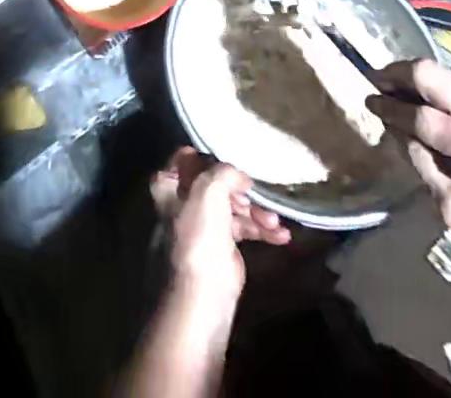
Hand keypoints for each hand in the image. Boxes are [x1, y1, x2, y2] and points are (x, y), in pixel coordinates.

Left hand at [150, 148, 290, 301]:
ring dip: (257, 212)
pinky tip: (281, 236)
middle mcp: (183, 201)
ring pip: (233, 205)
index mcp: (169, 185)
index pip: (187, 158)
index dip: (210, 157)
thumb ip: (225, 171)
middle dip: (242, 190)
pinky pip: (244, 227)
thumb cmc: (199, 234)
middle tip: (258, 198)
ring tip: (274, 223)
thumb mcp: (209, 190)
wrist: (204, 293)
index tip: (232, 160)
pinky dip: (261, 230)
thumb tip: (240, 176)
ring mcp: (203, 222)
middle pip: (217, 182)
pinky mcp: (222, 243)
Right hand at [368, 60, 450, 306]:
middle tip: (376, 81)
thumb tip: (402, 137)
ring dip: (417, 81)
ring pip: (450, 79)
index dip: (393, 108)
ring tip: (391, 90)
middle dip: (401, 74)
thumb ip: (431, 176)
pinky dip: (436, 94)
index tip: (369, 100)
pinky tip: (422, 106)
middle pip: (439, 78)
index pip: (429, 119)